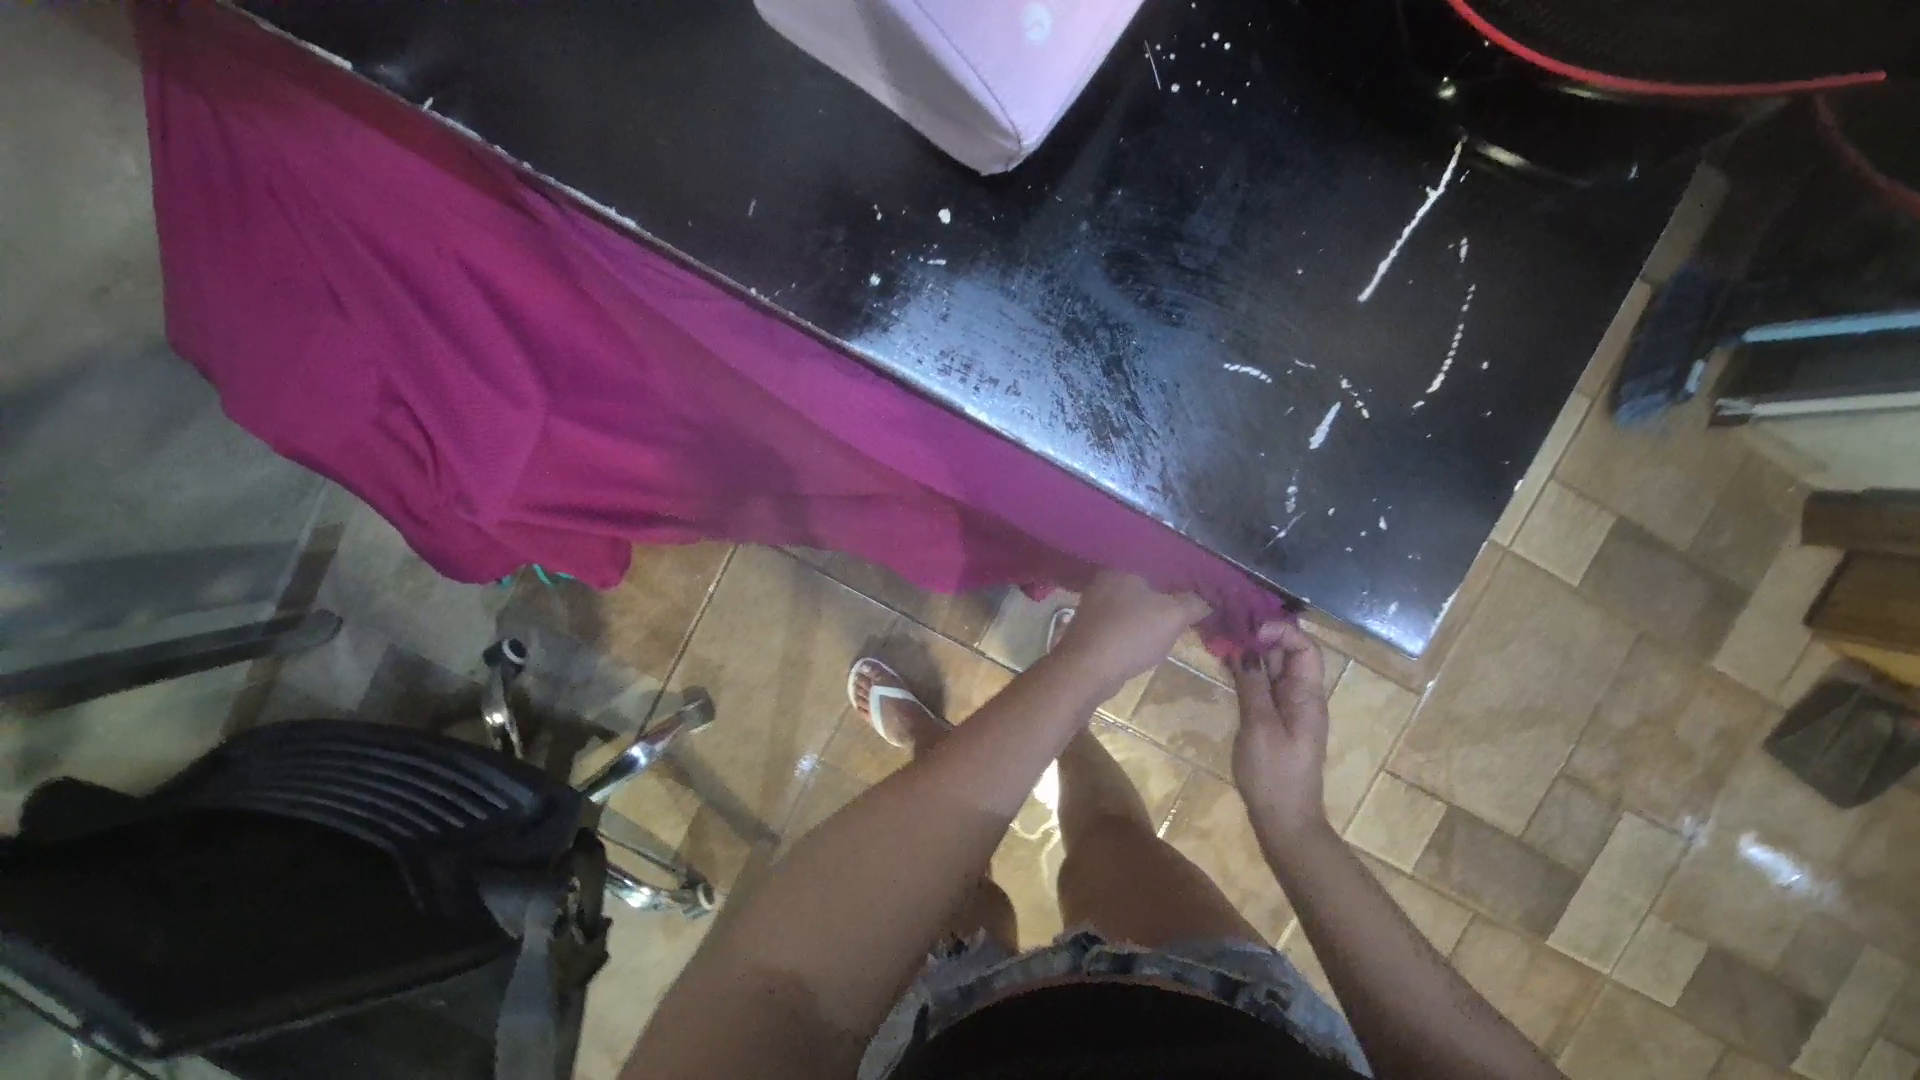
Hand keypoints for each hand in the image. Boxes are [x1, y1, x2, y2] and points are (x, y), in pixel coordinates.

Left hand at [1052, 572, 1210, 691]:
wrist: (1087, 669)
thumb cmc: (1131, 634)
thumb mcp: (1173, 615)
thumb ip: (1192, 604)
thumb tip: (1205, 601)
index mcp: (1120, 571)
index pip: (1154, 571)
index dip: (1175, 586)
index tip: (1189, 604)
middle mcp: (1101, 585)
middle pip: (1140, 592)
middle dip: (1158, 607)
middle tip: (1178, 624)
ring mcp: (1089, 610)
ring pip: (1126, 612)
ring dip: (1143, 624)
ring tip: (1161, 639)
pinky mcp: (1085, 633)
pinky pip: (1115, 630)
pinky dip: (1128, 638)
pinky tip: (1137, 651)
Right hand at [1231, 621, 1333, 850]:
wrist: (1284, 820)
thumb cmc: (1274, 775)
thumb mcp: (1260, 727)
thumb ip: (1253, 685)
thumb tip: (1246, 648)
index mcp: (1308, 696)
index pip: (1305, 648)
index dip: (1280, 631)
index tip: (1248, 630)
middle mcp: (1302, 697)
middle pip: (1289, 654)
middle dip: (1261, 637)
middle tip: (1226, 628)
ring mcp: (1288, 709)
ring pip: (1274, 669)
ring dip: (1251, 653)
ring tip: (1221, 640)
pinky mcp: (1274, 720)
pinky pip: (1264, 686)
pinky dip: (1248, 672)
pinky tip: (1226, 665)